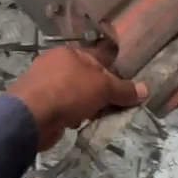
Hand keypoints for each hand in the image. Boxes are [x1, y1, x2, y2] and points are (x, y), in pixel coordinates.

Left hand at [10, 47, 145, 148]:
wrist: (31, 116)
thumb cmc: (69, 91)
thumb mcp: (103, 88)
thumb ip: (124, 90)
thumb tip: (146, 90)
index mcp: (69, 53)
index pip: (97, 62)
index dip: (112, 77)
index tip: (122, 94)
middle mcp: (54, 64)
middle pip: (85, 80)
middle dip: (98, 95)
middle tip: (110, 109)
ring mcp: (43, 84)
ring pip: (73, 95)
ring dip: (84, 108)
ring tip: (92, 118)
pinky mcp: (37, 104)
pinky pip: (61, 108)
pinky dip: (69, 116)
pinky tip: (74, 125)